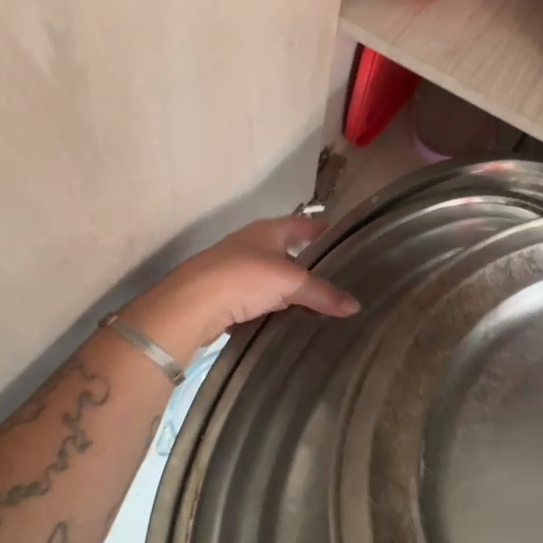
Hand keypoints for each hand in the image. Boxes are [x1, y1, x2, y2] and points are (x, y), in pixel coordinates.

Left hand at [117, 213, 358, 364]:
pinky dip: (276, 305)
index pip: (307, 225)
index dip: (328, 233)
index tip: (351, 245)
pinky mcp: (226, 295)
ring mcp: (237, 269)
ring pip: (276, 276)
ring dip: (294, 287)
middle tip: (342, 278)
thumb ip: (323, 293)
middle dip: (313, 263)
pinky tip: (291, 317)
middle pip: (292, 251)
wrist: (187, 307)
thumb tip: (355, 306)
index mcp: (269, 229)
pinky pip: (261, 297)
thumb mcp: (291, 283)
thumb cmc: (243, 278)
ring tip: (322, 300)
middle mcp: (253, 244)